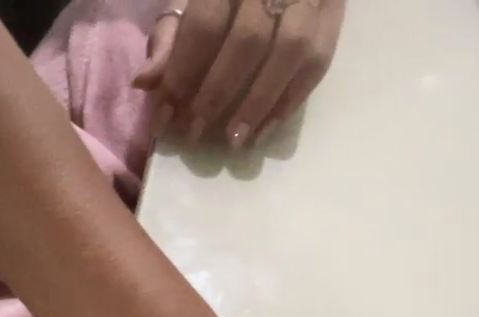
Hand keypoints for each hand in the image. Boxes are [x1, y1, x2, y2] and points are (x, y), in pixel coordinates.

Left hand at [134, 0, 347, 148]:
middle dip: (219, 92)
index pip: (204, 25)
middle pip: (249, 39)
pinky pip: (319, 59)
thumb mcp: (192, 2)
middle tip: (197, 133)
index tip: (164, 121)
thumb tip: (144, 82)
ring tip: (236, 140)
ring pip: (292, 50)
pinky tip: (266, 130)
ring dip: (260, 101)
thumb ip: (170, 40)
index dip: (182, 75)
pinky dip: (291, 100)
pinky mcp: (334, 11)